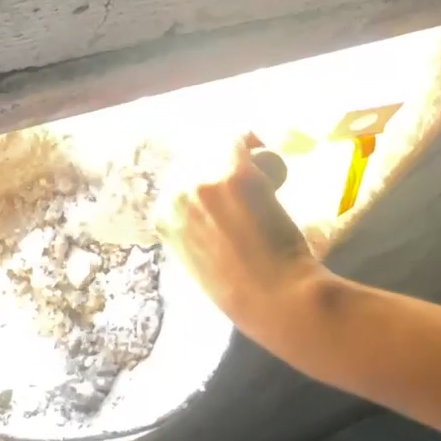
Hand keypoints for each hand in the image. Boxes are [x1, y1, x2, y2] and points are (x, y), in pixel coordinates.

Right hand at [156, 134, 327, 336]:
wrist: (277, 300)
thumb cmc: (244, 292)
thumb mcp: (201, 259)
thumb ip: (195, 228)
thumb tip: (210, 208)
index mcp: (163, 217)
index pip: (180, 182)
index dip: (207, 182)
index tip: (229, 192)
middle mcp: (175, 194)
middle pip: (196, 159)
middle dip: (221, 166)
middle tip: (251, 184)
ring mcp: (201, 181)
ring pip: (217, 146)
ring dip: (240, 157)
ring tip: (265, 179)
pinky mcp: (233, 172)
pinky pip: (239, 140)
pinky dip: (256, 147)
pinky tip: (271, 164)